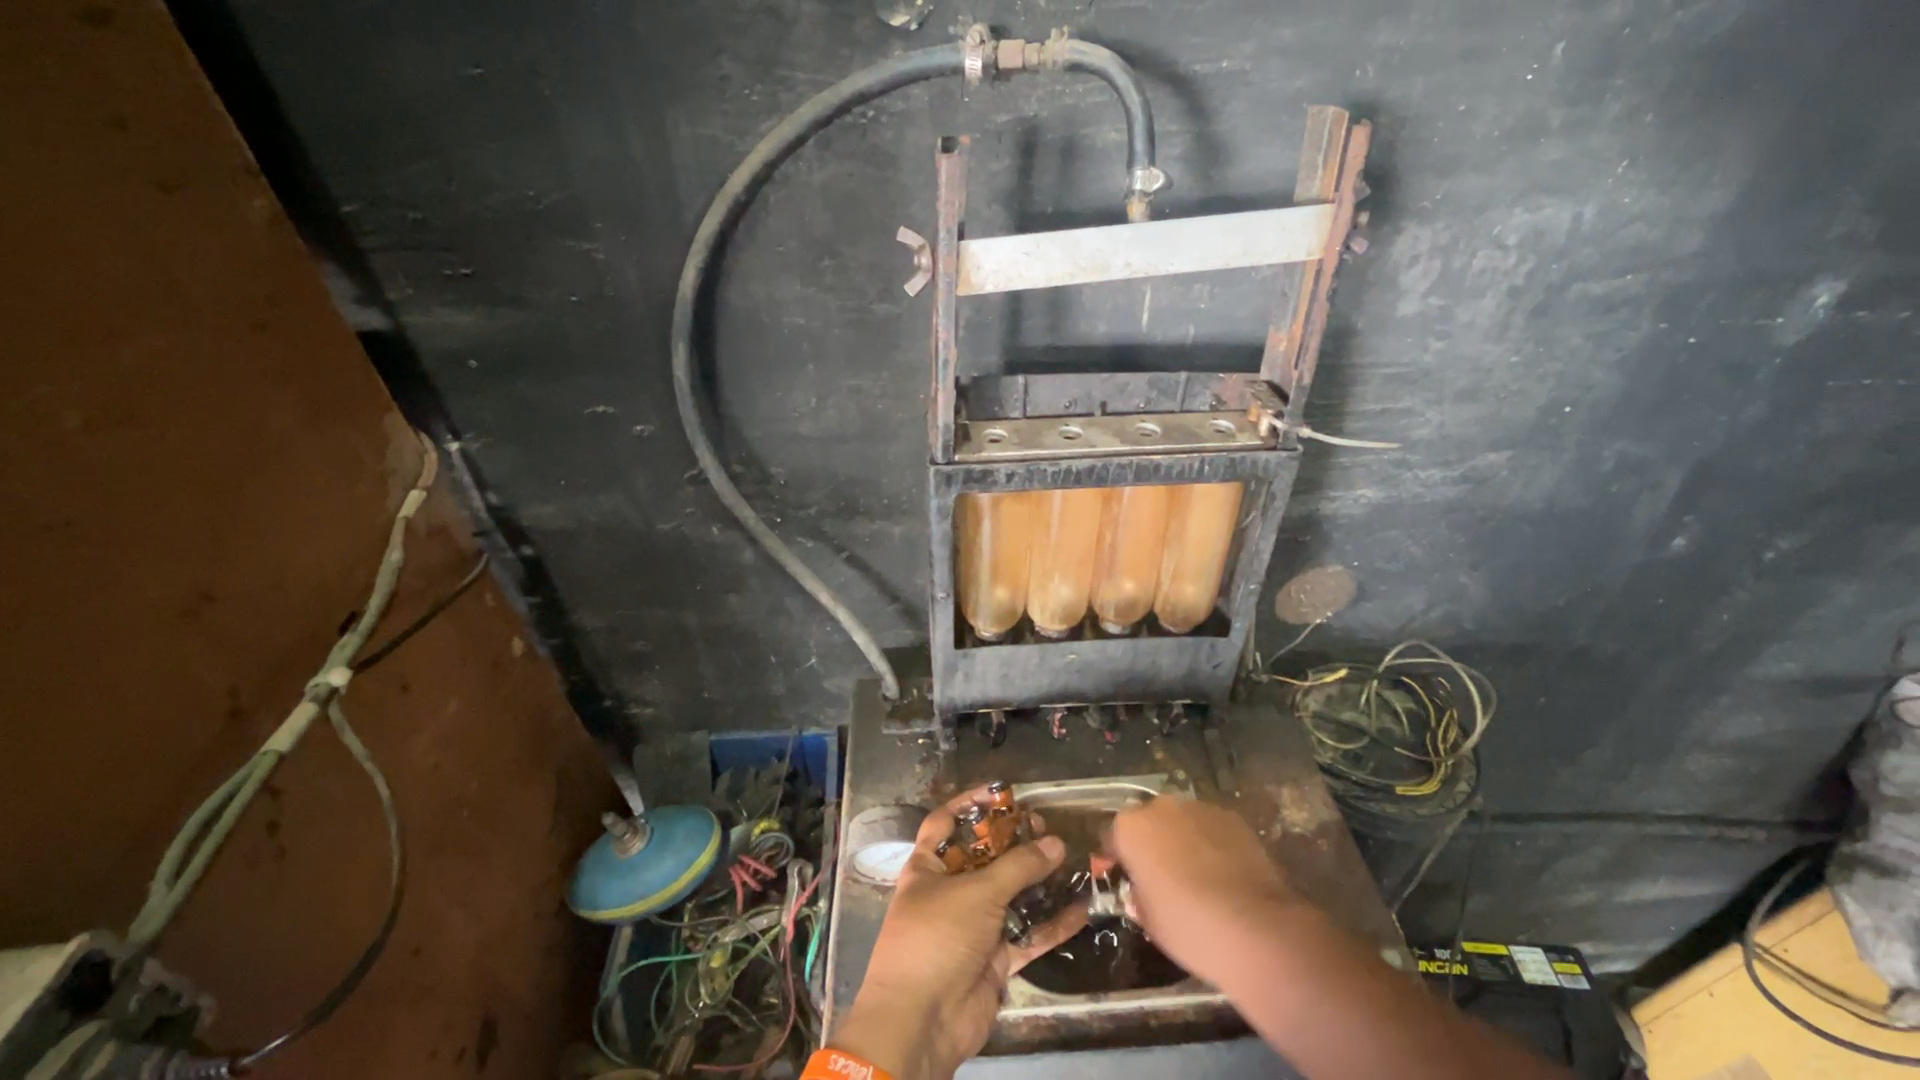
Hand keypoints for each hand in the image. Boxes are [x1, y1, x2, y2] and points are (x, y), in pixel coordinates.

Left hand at [831, 787, 1086, 1079]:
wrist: (922, 1020)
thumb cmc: (937, 938)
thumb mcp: (976, 893)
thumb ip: (1018, 866)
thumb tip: (1056, 843)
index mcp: (928, 868)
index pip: (946, 822)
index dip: (972, 804)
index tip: (1006, 793)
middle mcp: (950, 892)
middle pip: (987, 858)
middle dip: (1017, 843)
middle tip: (1050, 828)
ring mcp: (974, 927)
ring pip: (1013, 896)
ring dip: (1041, 882)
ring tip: (1074, 860)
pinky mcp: (995, 958)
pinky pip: (1028, 934)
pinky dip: (1052, 923)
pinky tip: (1083, 907)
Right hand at [1107, 796, 1300, 984]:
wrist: (1254, 928)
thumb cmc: (1187, 925)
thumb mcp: (1146, 917)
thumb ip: (1137, 894)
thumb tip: (1141, 890)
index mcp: (1131, 828)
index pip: (1112, 836)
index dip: (1115, 859)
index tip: (1123, 880)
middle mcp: (1162, 807)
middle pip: (1147, 821)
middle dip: (1150, 844)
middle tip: (1159, 878)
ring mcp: (1201, 809)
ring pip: (1181, 822)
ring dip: (1181, 841)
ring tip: (1195, 876)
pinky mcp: (1234, 819)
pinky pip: (1210, 829)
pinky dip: (1211, 844)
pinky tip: (1222, 873)